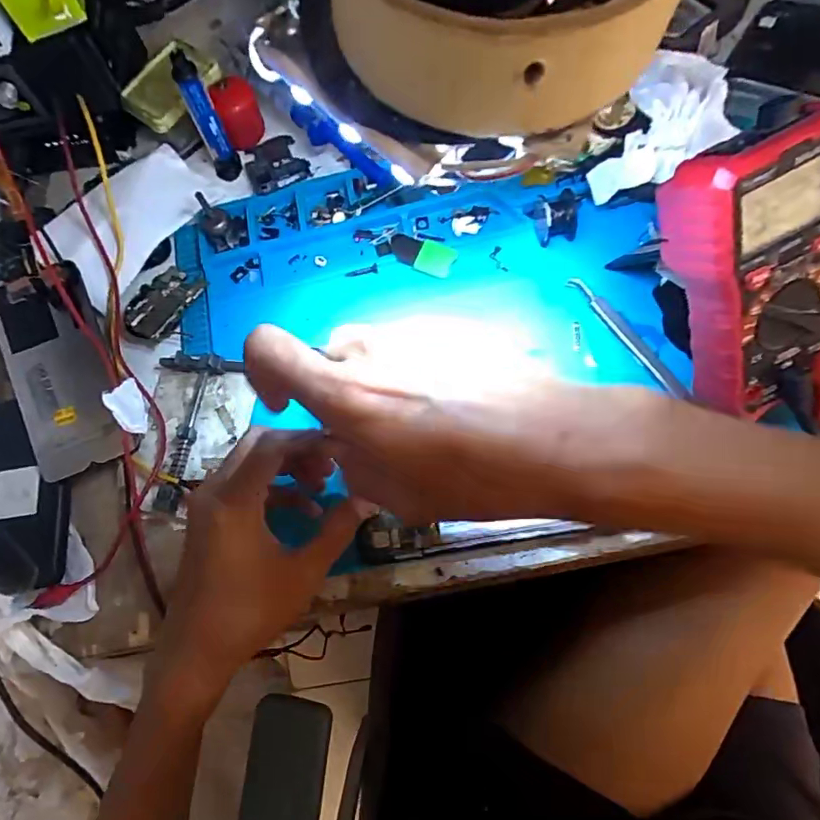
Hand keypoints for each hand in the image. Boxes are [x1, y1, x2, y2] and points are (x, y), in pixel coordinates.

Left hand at [150, 428, 370, 703]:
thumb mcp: (303, 572)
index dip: (310, 440)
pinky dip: (269, 490)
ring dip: (284, 469)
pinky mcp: (205, 517)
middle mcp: (213, 489)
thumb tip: (366, 500)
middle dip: (297, 449)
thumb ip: (335, 531)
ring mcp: (205, 503)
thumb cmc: (252, 611)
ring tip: (321, 488)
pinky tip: (301, 512)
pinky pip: (239, 485)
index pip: (273, 444)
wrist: (197, 645)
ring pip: (247, 464)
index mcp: (235, 497)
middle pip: (257, 445)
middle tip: (331, 468)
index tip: (341, 449)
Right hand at [244, 321, 690, 526]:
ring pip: (366, 351)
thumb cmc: (472, 478)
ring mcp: (409, 330)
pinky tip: (453, 401)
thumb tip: (344, 448)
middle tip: (367, 429)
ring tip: (420, 418)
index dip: (260, 370)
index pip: (265, 345)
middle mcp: (367, 349)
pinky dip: (410, 370)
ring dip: (374, 381)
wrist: (559, 439)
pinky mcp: (445, 324)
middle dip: (332, 391)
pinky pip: (405, 344)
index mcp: (345, 392)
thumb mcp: (395, 495)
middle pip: (322, 357)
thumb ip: (350, 464)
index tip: (286, 402)